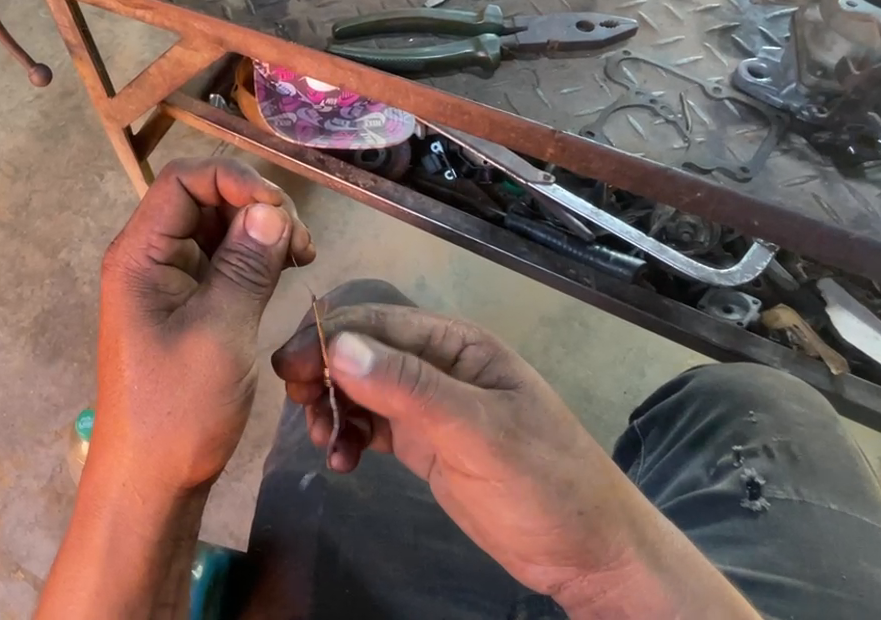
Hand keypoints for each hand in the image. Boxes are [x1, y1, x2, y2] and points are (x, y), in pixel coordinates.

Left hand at [91, 158, 314, 495]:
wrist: (151, 482)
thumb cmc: (178, 410)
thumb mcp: (220, 332)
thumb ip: (246, 265)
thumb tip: (273, 210)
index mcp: (140, 254)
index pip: (182, 181)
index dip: (233, 180)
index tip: (280, 210)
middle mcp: (150, 256)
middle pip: (203, 199)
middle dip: (255, 207)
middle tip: (301, 243)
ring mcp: (168, 280)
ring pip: (217, 227)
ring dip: (261, 232)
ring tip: (301, 257)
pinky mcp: (187, 302)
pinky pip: (222, 259)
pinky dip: (255, 258)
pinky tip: (285, 270)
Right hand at [273, 303, 754, 615]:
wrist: (593, 558)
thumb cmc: (545, 483)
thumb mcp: (479, 432)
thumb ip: (409, 387)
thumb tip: (338, 346)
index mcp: (454, 343)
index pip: (375, 322)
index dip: (328, 337)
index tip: (288, 367)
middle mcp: (435, 362)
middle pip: (360, 349)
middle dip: (323, 371)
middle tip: (296, 403)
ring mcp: (427, 401)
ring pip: (358, 385)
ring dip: (332, 405)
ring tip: (325, 441)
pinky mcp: (421, 439)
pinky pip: (369, 423)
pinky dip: (348, 434)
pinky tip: (343, 461)